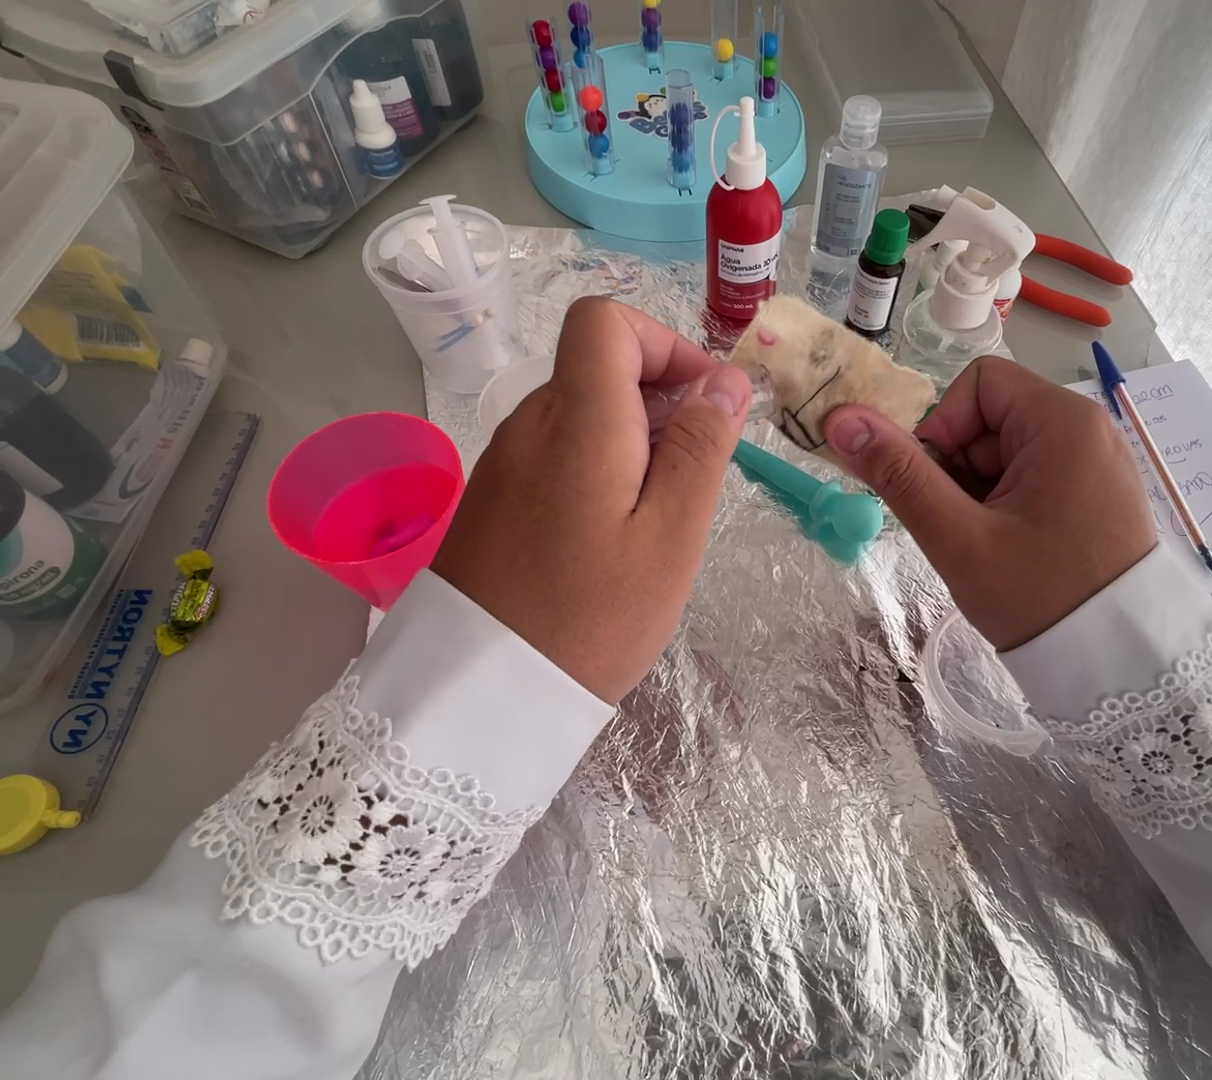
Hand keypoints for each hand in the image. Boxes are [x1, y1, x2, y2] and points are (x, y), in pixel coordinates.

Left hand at [433, 297, 752, 702]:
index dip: (662, 343)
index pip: (604, 320)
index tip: (701, 403)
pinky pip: (556, 455)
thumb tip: (725, 379)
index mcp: (576, 421)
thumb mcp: (672, 536)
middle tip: (690, 482)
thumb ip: (701, 448)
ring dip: (633, 442)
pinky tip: (610, 537)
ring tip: (654, 521)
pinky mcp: (493, 498)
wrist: (486, 694)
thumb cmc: (594, 617)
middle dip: (660, 403)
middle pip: (599, 369)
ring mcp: (503, 462)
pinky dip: (598, 470)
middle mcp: (529, 424)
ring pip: (581, 415)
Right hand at [822, 355, 1154, 650]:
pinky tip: (1010, 550)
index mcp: (1062, 422)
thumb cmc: (1039, 596)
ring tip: (989, 547)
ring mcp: (1096, 463)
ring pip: (1005, 454)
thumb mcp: (959, 538)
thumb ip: (898, 475)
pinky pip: (1031, 479)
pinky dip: (1005, 506)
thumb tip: (840, 419)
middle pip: (990, 420)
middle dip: (959, 470)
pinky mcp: (1096, 494)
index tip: (939, 489)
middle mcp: (1087, 429)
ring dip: (978, 493)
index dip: (942, 428)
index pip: (976, 385)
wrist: (1120, 664)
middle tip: (965, 529)